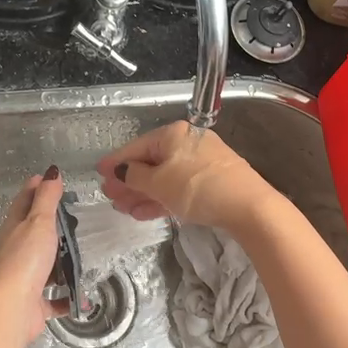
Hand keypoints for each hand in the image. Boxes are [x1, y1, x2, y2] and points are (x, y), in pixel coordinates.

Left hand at [0, 167, 69, 347]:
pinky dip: (67, 297)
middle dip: (52, 224)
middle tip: (75, 216)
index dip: (35, 188)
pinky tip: (83, 296)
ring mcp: (24, 276)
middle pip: (34, 232)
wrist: (12, 307)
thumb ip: (47, 199)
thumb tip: (51, 172)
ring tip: (84, 255)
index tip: (49, 179)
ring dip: (61, 261)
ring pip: (45, 264)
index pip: (24, 201)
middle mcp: (16, 250)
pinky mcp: (34, 301)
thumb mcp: (38, 222)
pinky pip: (54, 298)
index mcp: (14, 227)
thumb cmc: (26, 259)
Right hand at [97, 121, 275, 232]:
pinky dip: (162, 198)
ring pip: (164, 177)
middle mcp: (187, 143)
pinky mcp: (211, 182)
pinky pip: (178, 187)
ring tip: (125, 209)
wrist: (249, 207)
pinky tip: (146, 213)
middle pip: (150, 162)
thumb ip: (134, 177)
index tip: (99, 172)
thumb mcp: (159, 183)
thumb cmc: (198, 188)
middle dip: (129, 182)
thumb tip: (119, 171)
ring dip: (143, 193)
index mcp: (173, 134)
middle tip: (111, 197)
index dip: (116, 162)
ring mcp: (201, 163)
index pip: (136, 147)